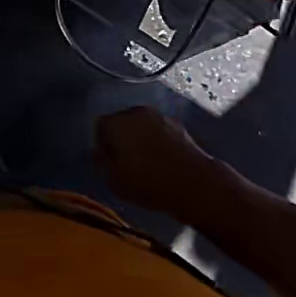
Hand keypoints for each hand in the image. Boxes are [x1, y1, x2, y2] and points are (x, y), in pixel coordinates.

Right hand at [94, 106, 224, 218]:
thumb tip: (103, 153)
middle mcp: (134, 112)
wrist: (196, 183)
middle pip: (120, 121)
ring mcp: (158, 116)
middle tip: (125, 158)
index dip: (101, 144)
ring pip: (140, 124)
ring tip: (145, 158)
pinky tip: (162, 157)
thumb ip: (104, 163)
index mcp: (115, 124)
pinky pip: (158, 129)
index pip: (99, 127)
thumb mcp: (115, 181)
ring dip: (139, 136)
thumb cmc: (150, 184)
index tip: (107, 160)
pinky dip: (157, 138)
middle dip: (120, 136)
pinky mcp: (177, 123)